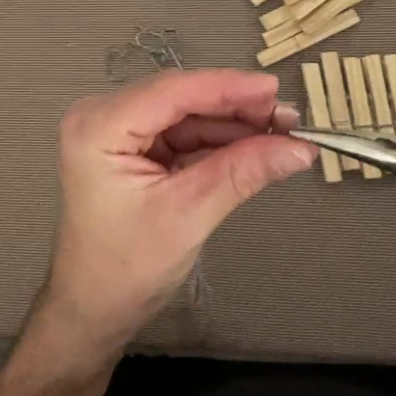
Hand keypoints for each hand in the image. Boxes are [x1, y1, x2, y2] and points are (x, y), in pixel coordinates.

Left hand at [39, 69, 314, 362]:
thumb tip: (300, 148)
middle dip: (233, 106)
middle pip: (179, 97)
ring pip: (184, 113)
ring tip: (282, 133)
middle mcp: (101, 116)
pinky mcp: (131, 148)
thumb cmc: (128, 266)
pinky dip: (215, 140)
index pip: (171, 91)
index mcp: (98, 126)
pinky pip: (179, 132)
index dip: (226, 86)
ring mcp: (115, 130)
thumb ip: (242, 172)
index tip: (275, 89)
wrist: (95, 308)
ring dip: (230, 123)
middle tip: (288, 117)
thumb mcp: (188, 215)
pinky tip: (253, 145)